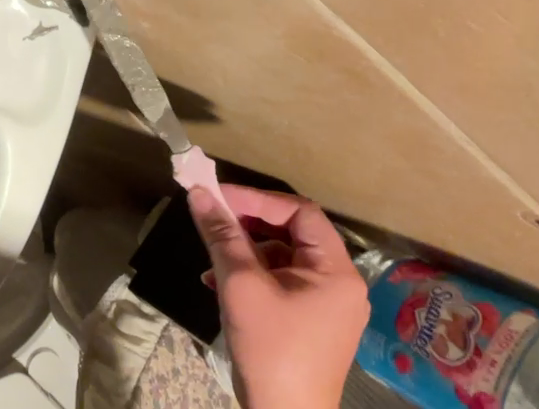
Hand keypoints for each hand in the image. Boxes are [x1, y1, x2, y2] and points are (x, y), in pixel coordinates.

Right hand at [189, 184, 368, 408]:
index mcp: (336, 272)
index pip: (300, 213)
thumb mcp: (240, 283)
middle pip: (292, 233)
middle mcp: (340, 284)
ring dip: (243, 251)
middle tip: (210, 220)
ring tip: (211, 260)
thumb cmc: (270, 346)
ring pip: (282, 257)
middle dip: (247, 224)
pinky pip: (280, 281)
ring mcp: (327, 305)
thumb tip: (198, 192)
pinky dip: (251, 275)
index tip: (218, 197)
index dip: (257, 199)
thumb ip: (221, 234)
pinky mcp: (311, 322)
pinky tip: (218, 284)